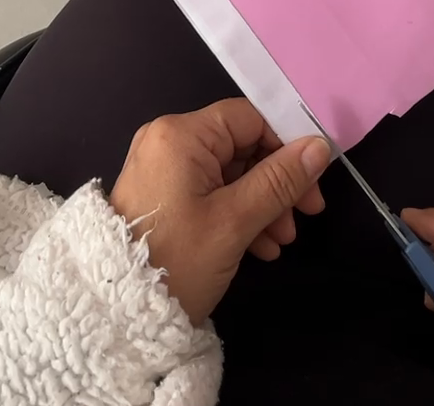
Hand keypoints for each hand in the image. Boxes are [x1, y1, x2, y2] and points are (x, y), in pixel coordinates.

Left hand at [108, 98, 329, 323]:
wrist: (114, 315)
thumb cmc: (176, 259)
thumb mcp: (235, 221)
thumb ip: (280, 180)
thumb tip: (319, 147)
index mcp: (182, 134)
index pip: (249, 119)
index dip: (285, 146)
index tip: (312, 182)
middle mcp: (169, 140)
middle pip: (241, 147)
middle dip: (276, 183)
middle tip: (304, 217)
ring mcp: (163, 168)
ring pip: (230, 173)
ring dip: (262, 204)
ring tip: (280, 242)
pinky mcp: (162, 194)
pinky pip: (211, 191)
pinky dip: (237, 214)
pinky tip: (258, 247)